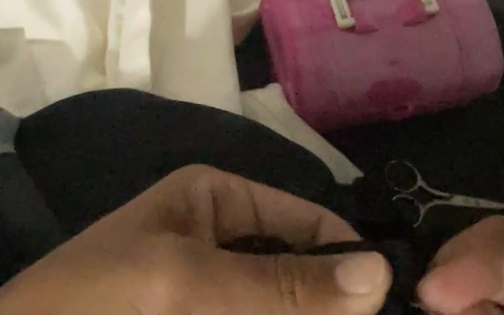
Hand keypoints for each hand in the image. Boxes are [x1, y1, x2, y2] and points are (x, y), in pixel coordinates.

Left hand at [0, 164, 391, 314]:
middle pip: (299, 274)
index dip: (352, 257)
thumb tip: (381, 272)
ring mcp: (212, 293)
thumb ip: (279, 286)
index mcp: (215, 199)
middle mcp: (221, 240)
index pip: (306, 219)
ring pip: (280, 306)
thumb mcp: (188, 284)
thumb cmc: (100, 302)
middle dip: (330, 304)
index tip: (403, 302)